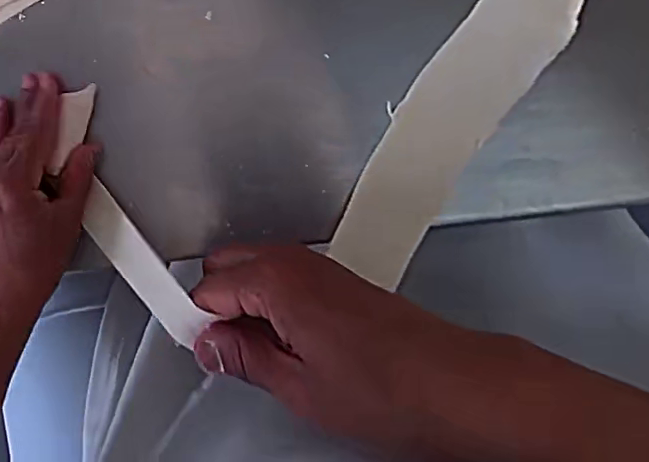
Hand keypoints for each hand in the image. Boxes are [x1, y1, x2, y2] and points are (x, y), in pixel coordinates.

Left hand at [0, 72, 99, 331]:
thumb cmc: (30, 268)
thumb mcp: (66, 222)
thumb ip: (77, 180)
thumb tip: (85, 152)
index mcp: (14, 182)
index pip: (37, 134)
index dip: (48, 106)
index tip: (54, 85)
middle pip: (21, 130)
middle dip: (34, 102)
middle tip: (43, 77)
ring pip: (8, 138)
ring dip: (21, 112)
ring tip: (28, 86)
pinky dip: (3, 129)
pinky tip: (2, 112)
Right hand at [189, 243, 518, 456]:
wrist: (452, 382)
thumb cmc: (389, 386)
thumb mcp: (299, 389)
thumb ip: (243, 359)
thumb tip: (211, 347)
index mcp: (273, 280)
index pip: (205, 287)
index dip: (195, 320)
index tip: (199, 347)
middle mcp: (289, 259)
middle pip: (222, 266)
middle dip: (215, 304)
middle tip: (228, 353)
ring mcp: (310, 261)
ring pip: (248, 267)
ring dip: (242, 302)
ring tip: (266, 354)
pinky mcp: (327, 271)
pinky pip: (276, 273)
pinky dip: (268, 299)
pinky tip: (290, 341)